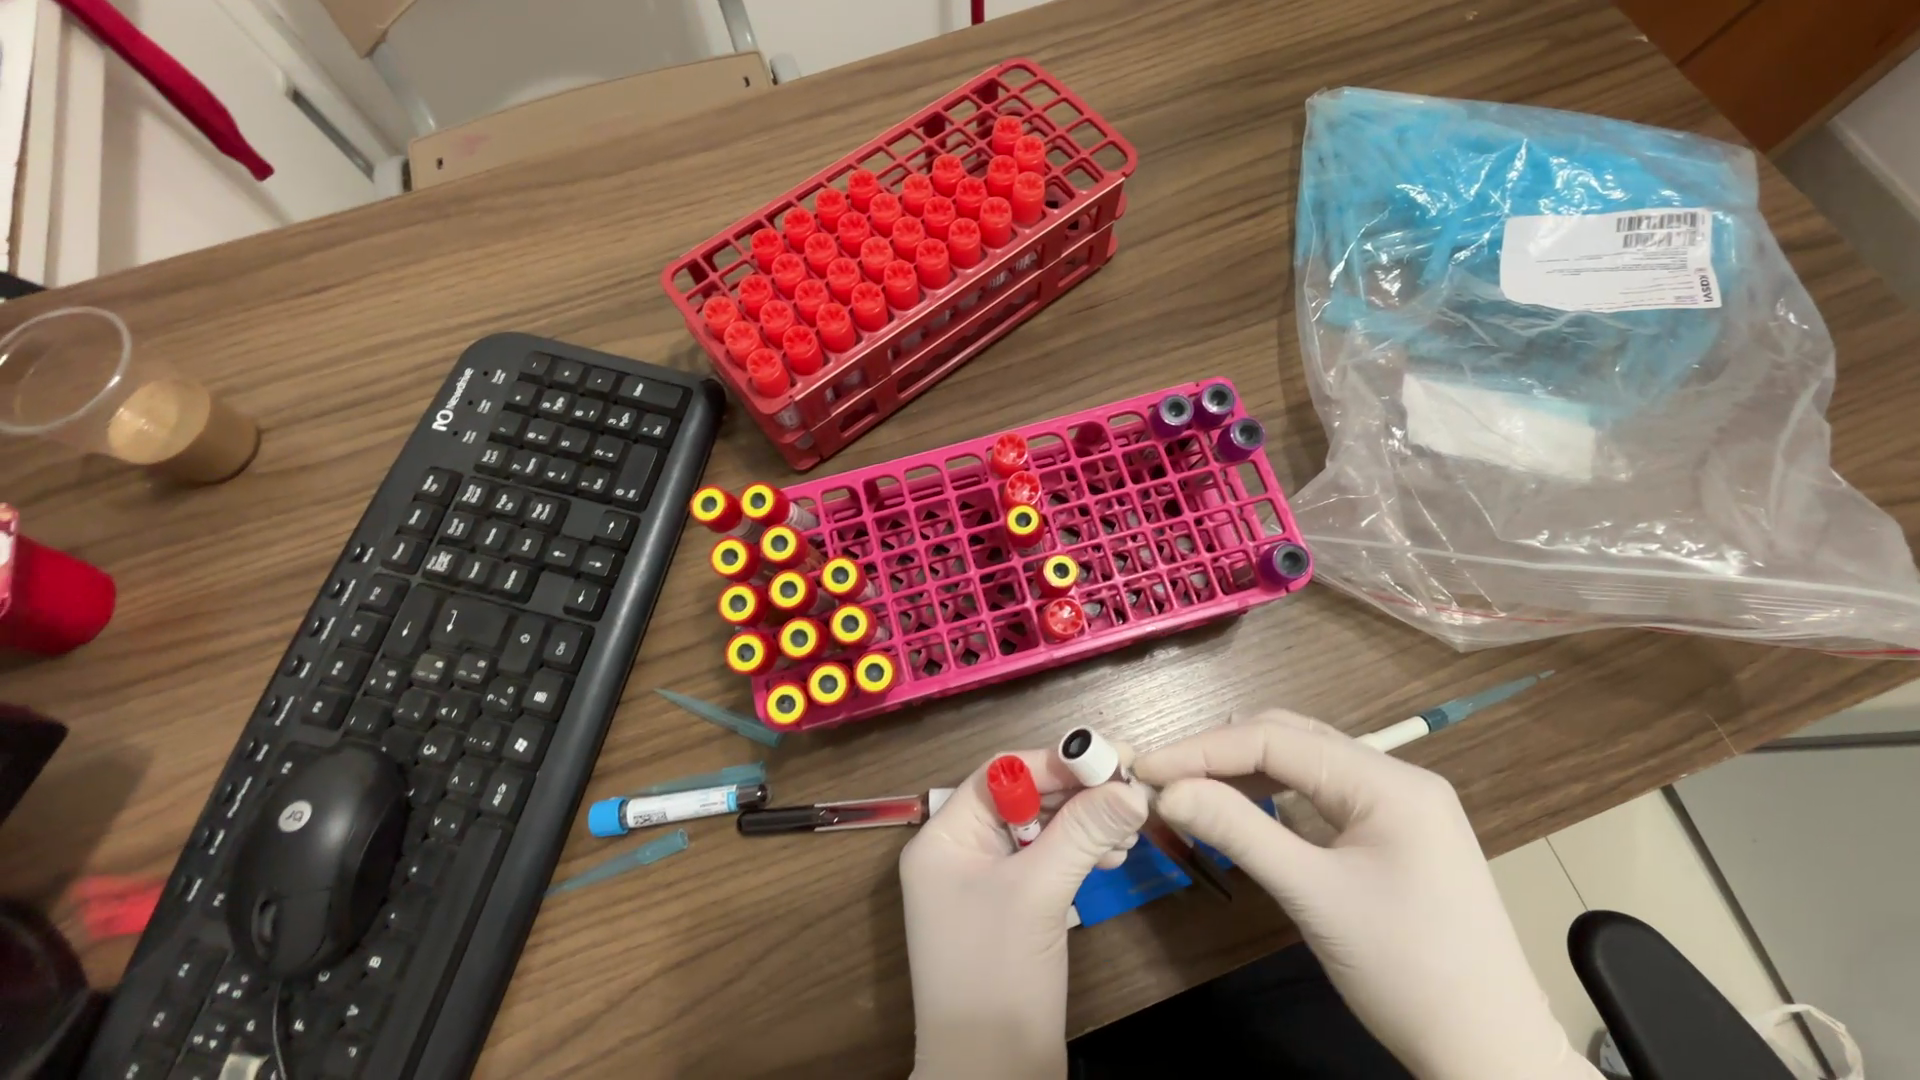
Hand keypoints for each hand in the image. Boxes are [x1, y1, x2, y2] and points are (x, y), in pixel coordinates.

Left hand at [900, 748, 1148, 1079]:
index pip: (1000, 775)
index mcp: (944, 838)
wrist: (990, 1075)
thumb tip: (1131, 788)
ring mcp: (984, 881)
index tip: (1108, 759)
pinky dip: (1077, 853)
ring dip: (1082, 823)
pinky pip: (1044, 861)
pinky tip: (1110, 855)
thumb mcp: (1039, 893)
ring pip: (1038, 830)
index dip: (1053, 762)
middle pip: (1021, 799)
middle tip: (1128, 790)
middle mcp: (959, 851)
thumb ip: (1081, 832)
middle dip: (1075, 794)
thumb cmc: (997, 974)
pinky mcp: (1010, 907)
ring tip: (1126, 830)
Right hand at [1133, 711, 1599, 1079]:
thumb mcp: (1313, 896)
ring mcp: (1396, 805)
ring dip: (1242, 772)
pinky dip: (1271, 797)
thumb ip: (1239, 831)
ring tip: (1188, 789)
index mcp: (1387, 781)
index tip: (1145, 769)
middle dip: (1220, 753)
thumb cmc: (1406, 970)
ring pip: (1302, 764)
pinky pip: (1318, 795)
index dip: (1202, 749)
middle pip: (1289, 739)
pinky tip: (1238, 809)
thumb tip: (1167, 792)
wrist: (1490, 1053)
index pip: (1275, 740)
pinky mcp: (1391, 833)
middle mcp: (1395, 777)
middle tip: (1161, 778)